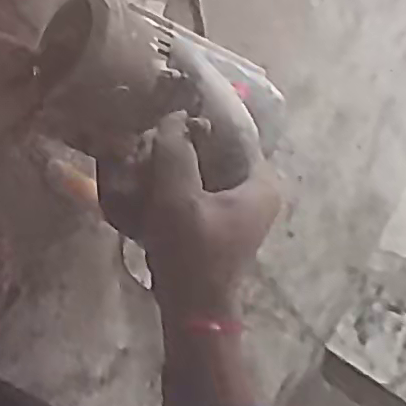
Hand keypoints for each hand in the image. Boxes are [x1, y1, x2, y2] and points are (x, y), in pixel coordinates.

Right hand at [102, 113, 279, 316]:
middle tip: (150, 121)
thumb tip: (171, 114)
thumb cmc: (191, 250)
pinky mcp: (215, 215)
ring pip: (202, 162)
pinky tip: (146, 167)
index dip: (200, 112)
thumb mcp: (178, 196)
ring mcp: (236, 204)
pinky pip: (194, 180)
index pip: (233, 129)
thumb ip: (174, 151)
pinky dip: (173, 171)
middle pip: (215, 145)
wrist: (191, 305)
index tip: (168, 100)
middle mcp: (255, 188)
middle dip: (182, 133)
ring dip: (174, 153)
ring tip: (144, 140)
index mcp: (261, 182)